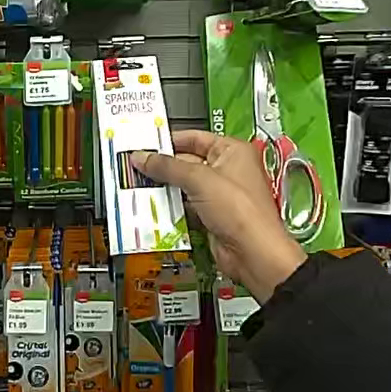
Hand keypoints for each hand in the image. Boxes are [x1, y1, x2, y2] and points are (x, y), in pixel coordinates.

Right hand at [132, 130, 306, 301]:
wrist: (252, 253)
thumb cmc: (243, 212)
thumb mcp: (198, 179)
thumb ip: (167, 167)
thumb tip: (144, 157)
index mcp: (232, 151)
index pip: (194, 137)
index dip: (170, 141)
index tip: (146, 145)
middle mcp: (228, 170)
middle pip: (186, 162)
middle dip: (163, 167)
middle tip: (138, 168)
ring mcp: (219, 194)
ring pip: (184, 186)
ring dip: (166, 188)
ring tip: (141, 186)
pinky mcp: (212, 216)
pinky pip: (186, 206)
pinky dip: (172, 207)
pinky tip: (155, 206)